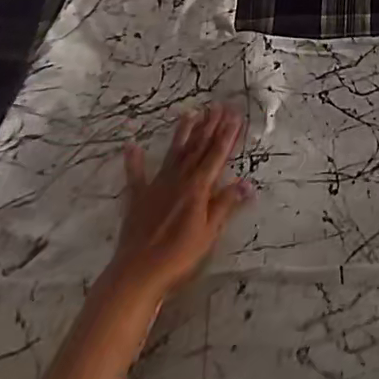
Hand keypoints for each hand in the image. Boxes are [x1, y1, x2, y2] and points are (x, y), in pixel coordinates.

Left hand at [106, 104, 252, 299]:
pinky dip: (134, 160)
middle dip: (209, 127)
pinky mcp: (138, 198)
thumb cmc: (179, 255)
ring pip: (173, 154)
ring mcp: (155, 187)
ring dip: (182, 134)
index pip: (216, 156)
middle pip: (196, 149)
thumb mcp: (209, 232)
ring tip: (190, 114)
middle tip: (218, 106)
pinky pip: (136, 175)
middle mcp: (177, 181)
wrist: (137, 272)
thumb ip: (225, 204)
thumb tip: (247, 183)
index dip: (226, 135)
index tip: (235, 116)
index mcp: (197, 188)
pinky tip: (132, 146)